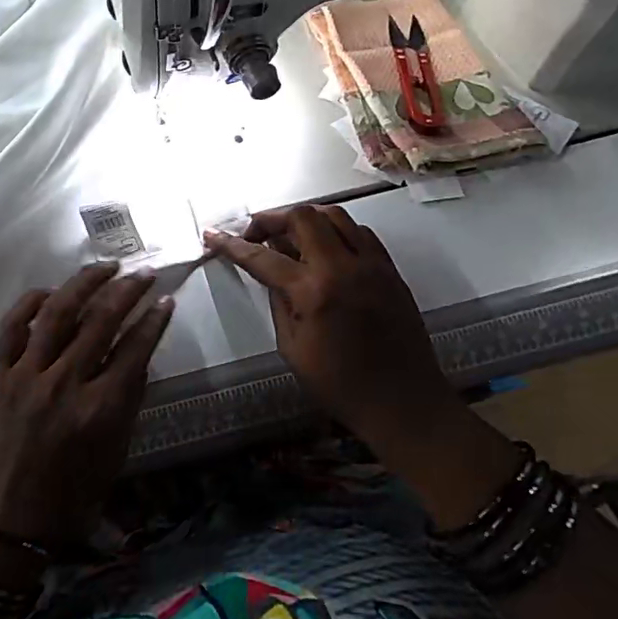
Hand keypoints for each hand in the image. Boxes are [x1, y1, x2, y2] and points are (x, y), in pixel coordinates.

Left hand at [0, 262, 173, 544]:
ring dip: (84, 283)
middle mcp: (64, 384)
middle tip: (144, 273)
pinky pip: (12, 327)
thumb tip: (139, 353)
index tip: (166, 300)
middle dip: (128, 290)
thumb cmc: (73, 493)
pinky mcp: (2, 374)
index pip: (134, 349)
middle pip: (101, 321)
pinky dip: (30, 302)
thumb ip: (129, 399)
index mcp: (99, 409)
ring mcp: (28, 375)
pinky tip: (50, 290)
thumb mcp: (115, 451)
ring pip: (57, 312)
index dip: (153, 320)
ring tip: (106, 268)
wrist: (11, 517)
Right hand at [204, 205, 453, 439]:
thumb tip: (272, 276)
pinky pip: (360, 233)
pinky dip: (336, 231)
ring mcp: (372, 265)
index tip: (213, 236)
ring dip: (305, 219)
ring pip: (335, 215)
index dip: (232, 245)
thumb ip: (279, 303)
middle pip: (302, 217)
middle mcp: (344, 267)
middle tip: (256, 236)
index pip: (263, 257)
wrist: (404, 403)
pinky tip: (325, 248)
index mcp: (314, 292)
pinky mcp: (390, 270)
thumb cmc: (341, 386)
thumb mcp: (293, 348)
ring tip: (289, 237)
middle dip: (271, 220)